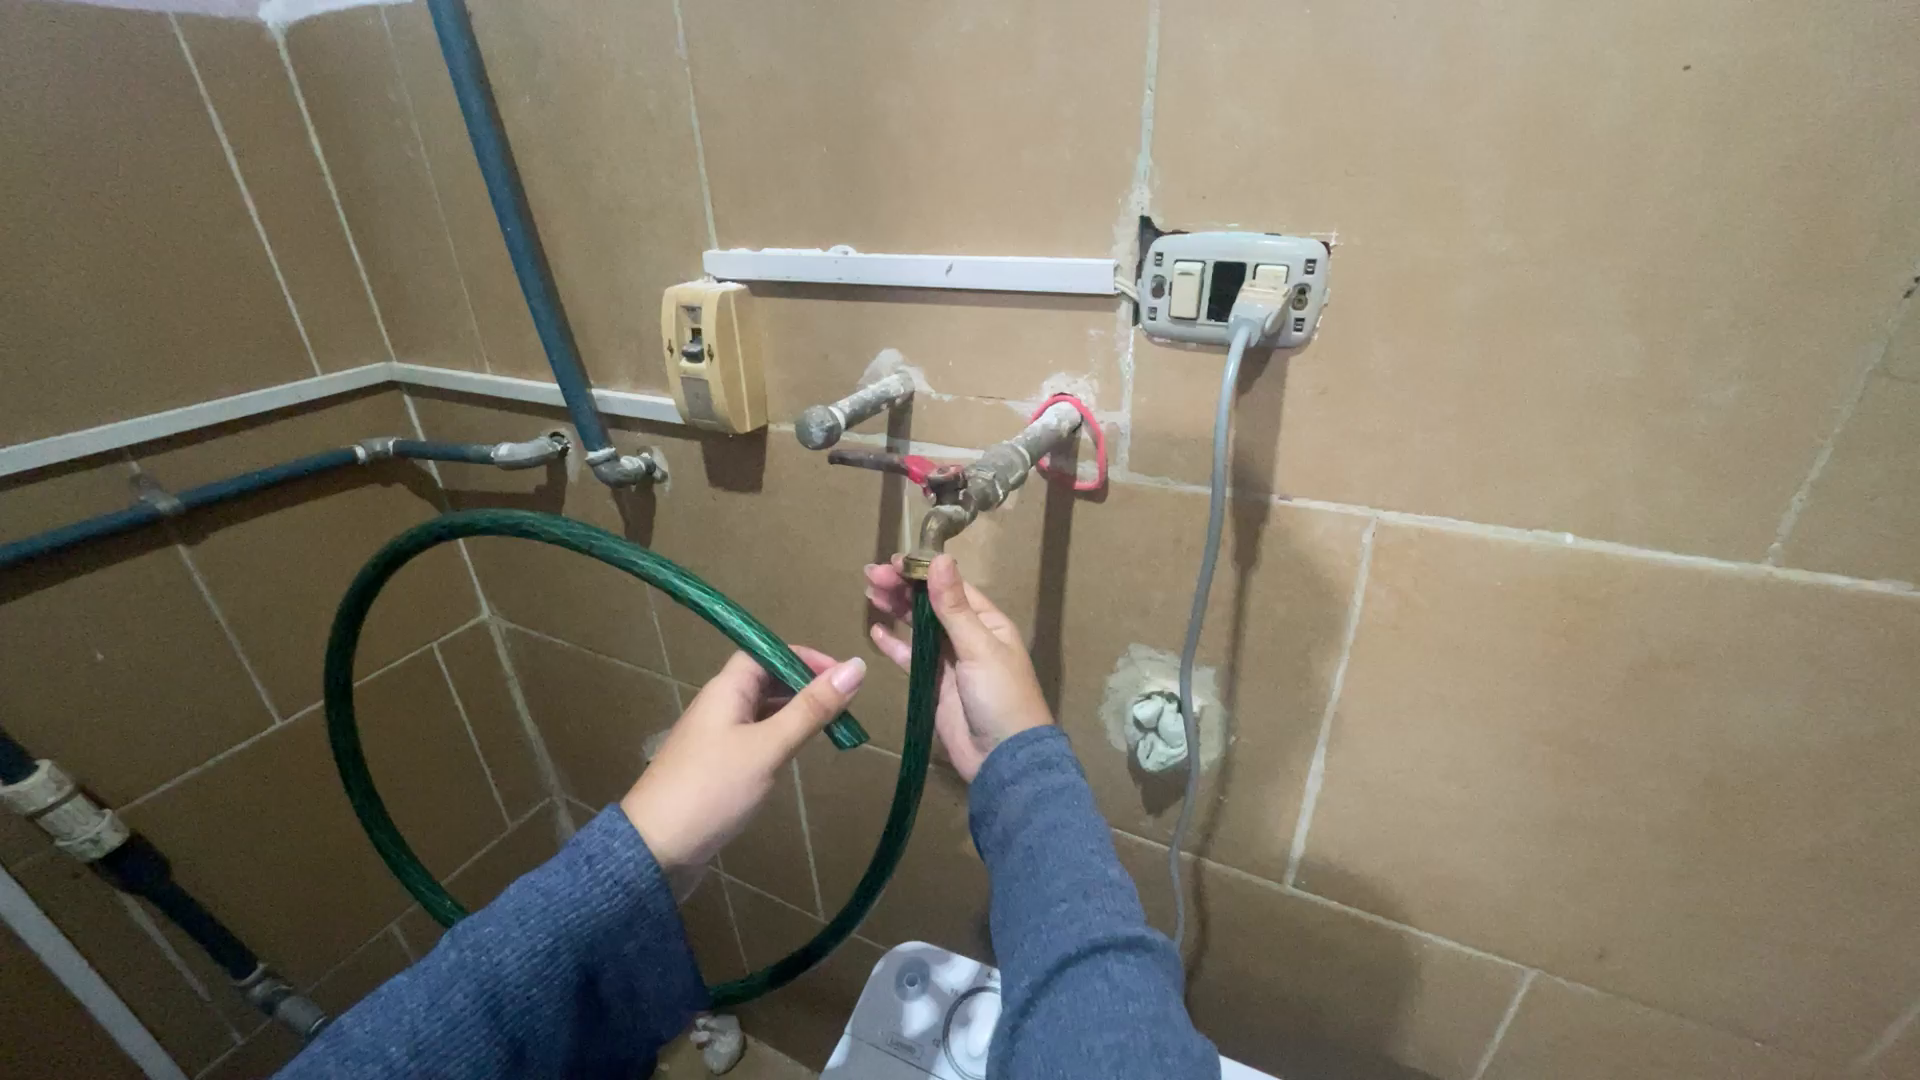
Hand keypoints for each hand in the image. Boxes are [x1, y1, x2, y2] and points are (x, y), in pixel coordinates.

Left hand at [621, 647, 865, 874]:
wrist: (655, 852)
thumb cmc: (713, 788)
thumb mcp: (769, 746)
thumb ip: (812, 708)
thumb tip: (857, 666)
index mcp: (727, 689)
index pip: (768, 653)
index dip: (804, 657)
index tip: (842, 674)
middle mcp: (720, 704)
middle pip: (766, 679)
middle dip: (805, 685)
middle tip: (845, 702)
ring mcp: (716, 736)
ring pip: (763, 709)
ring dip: (796, 711)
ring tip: (832, 725)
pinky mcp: (717, 765)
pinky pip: (756, 735)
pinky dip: (782, 735)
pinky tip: (798, 751)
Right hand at [865, 553, 1051, 781]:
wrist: (1003, 758)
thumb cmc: (1000, 697)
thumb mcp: (978, 647)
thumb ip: (954, 606)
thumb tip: (940, 558)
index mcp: (987, 622)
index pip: (950, 587)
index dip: (922, 573)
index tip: (893, 561)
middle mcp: (969, 637)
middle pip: (931, 605)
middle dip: (902, 588)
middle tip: (870, 574)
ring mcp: (951, 662)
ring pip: (919, 628)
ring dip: (896, 610)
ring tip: (869, 593)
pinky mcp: (935, 686)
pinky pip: (911, 658)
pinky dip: (894, 645)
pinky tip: (876, 631)